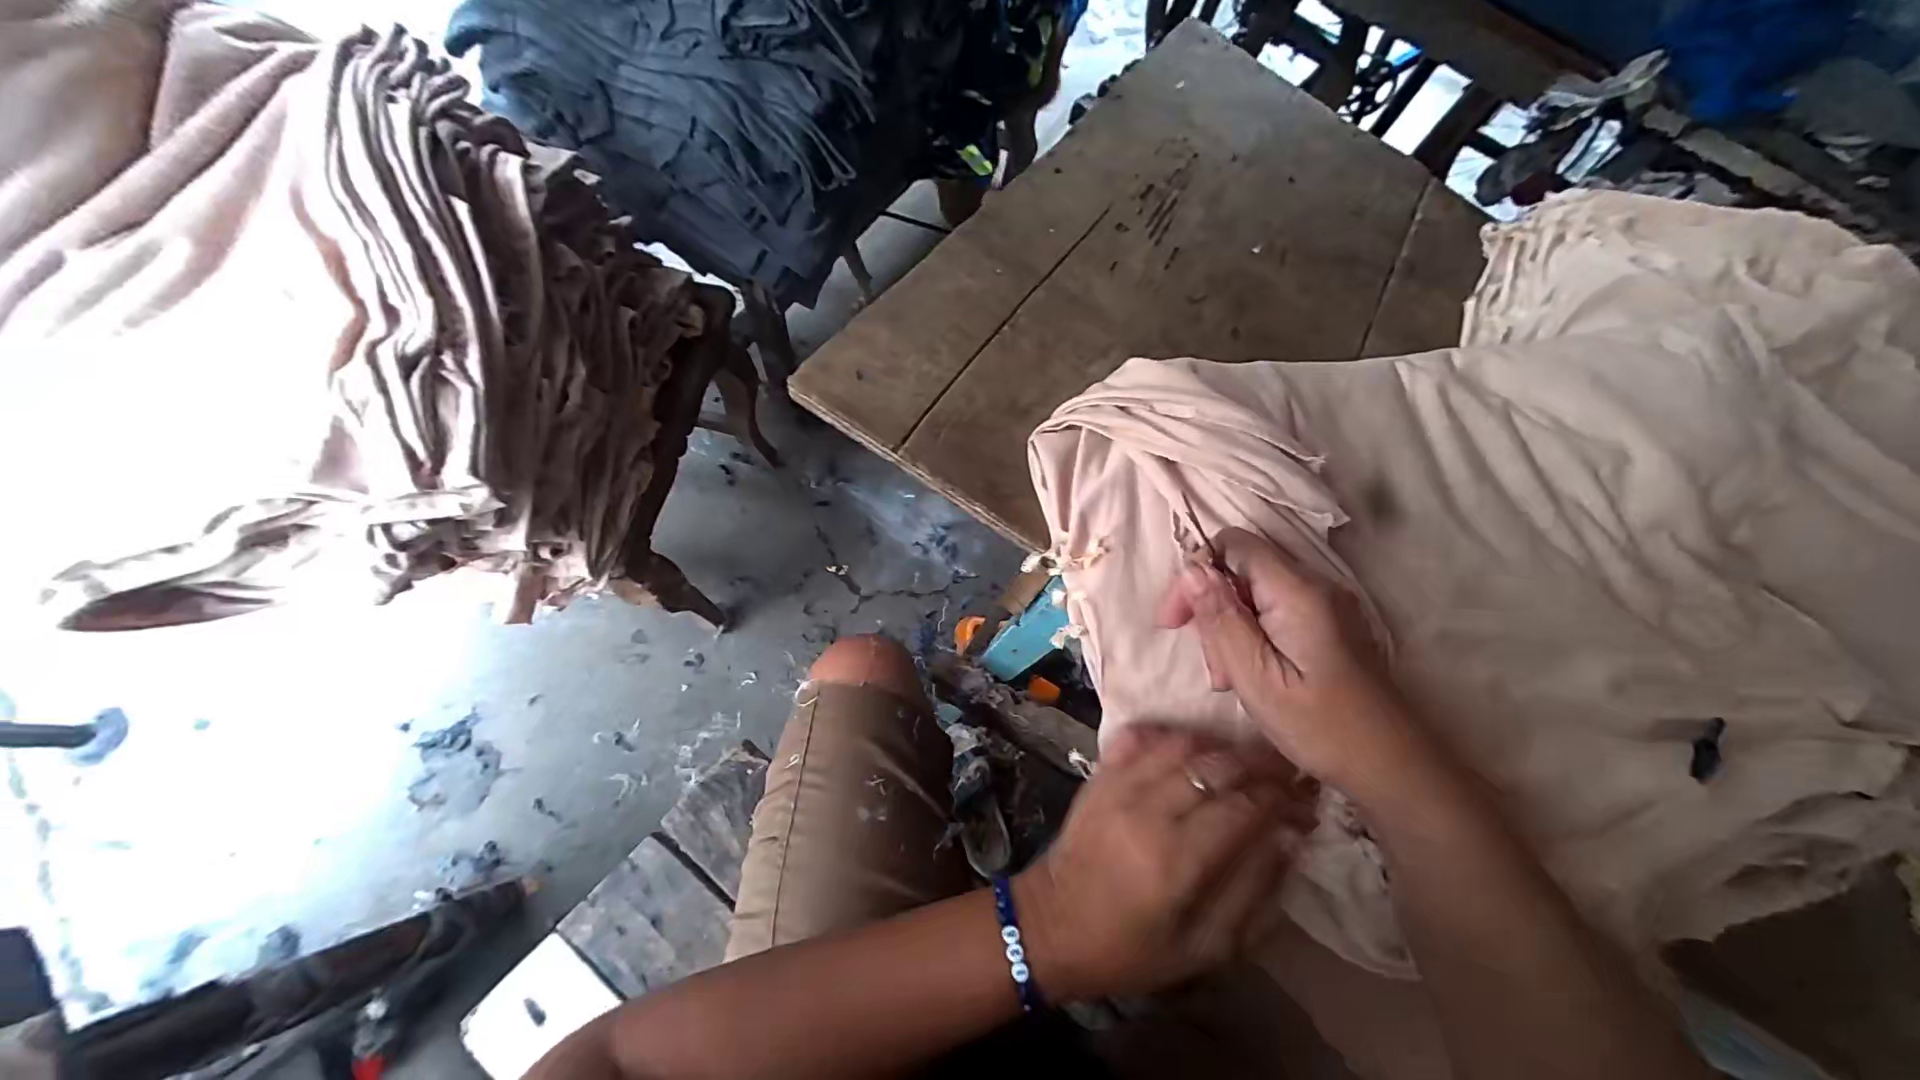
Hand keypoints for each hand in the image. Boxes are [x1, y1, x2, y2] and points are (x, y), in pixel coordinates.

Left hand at [1012, 727, 1316, 1000]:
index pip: (1243, 807)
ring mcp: (1117, 785)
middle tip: (1283, 770)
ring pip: (1180, 743)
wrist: (1053, 925)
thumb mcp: (1205, 948)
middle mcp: (1147, 810)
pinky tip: (1189, 746)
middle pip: (1215, 765)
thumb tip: (1289, 841)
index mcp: (1176, 859)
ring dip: (1218, 745)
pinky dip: (1169, 735)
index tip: (1301, 799)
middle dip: (1258, 764)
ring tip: (1242, 759)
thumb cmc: (1132, 948)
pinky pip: (1138, 737)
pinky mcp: (1098, 775)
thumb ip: (1253, 894)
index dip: (1280, 798)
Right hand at [1156, 527, 1427, 800]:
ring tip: (1232, 678)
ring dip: (1229, 626)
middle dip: (1212, 608)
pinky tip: (1252, 672)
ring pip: (1254, 590)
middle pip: (1242, 568)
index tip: (1175, 621)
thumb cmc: (1320, 726)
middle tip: (1214, 666)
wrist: (1391, 765)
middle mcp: (1317, 584)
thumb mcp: (1256, 676)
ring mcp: (1327, 602)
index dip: (1195, 572)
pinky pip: (1273, 608)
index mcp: (1299, 592)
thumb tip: (1191, 569)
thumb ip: (1221, 619)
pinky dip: (1251, 633)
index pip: (1234, 544)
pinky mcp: (1329, 622)